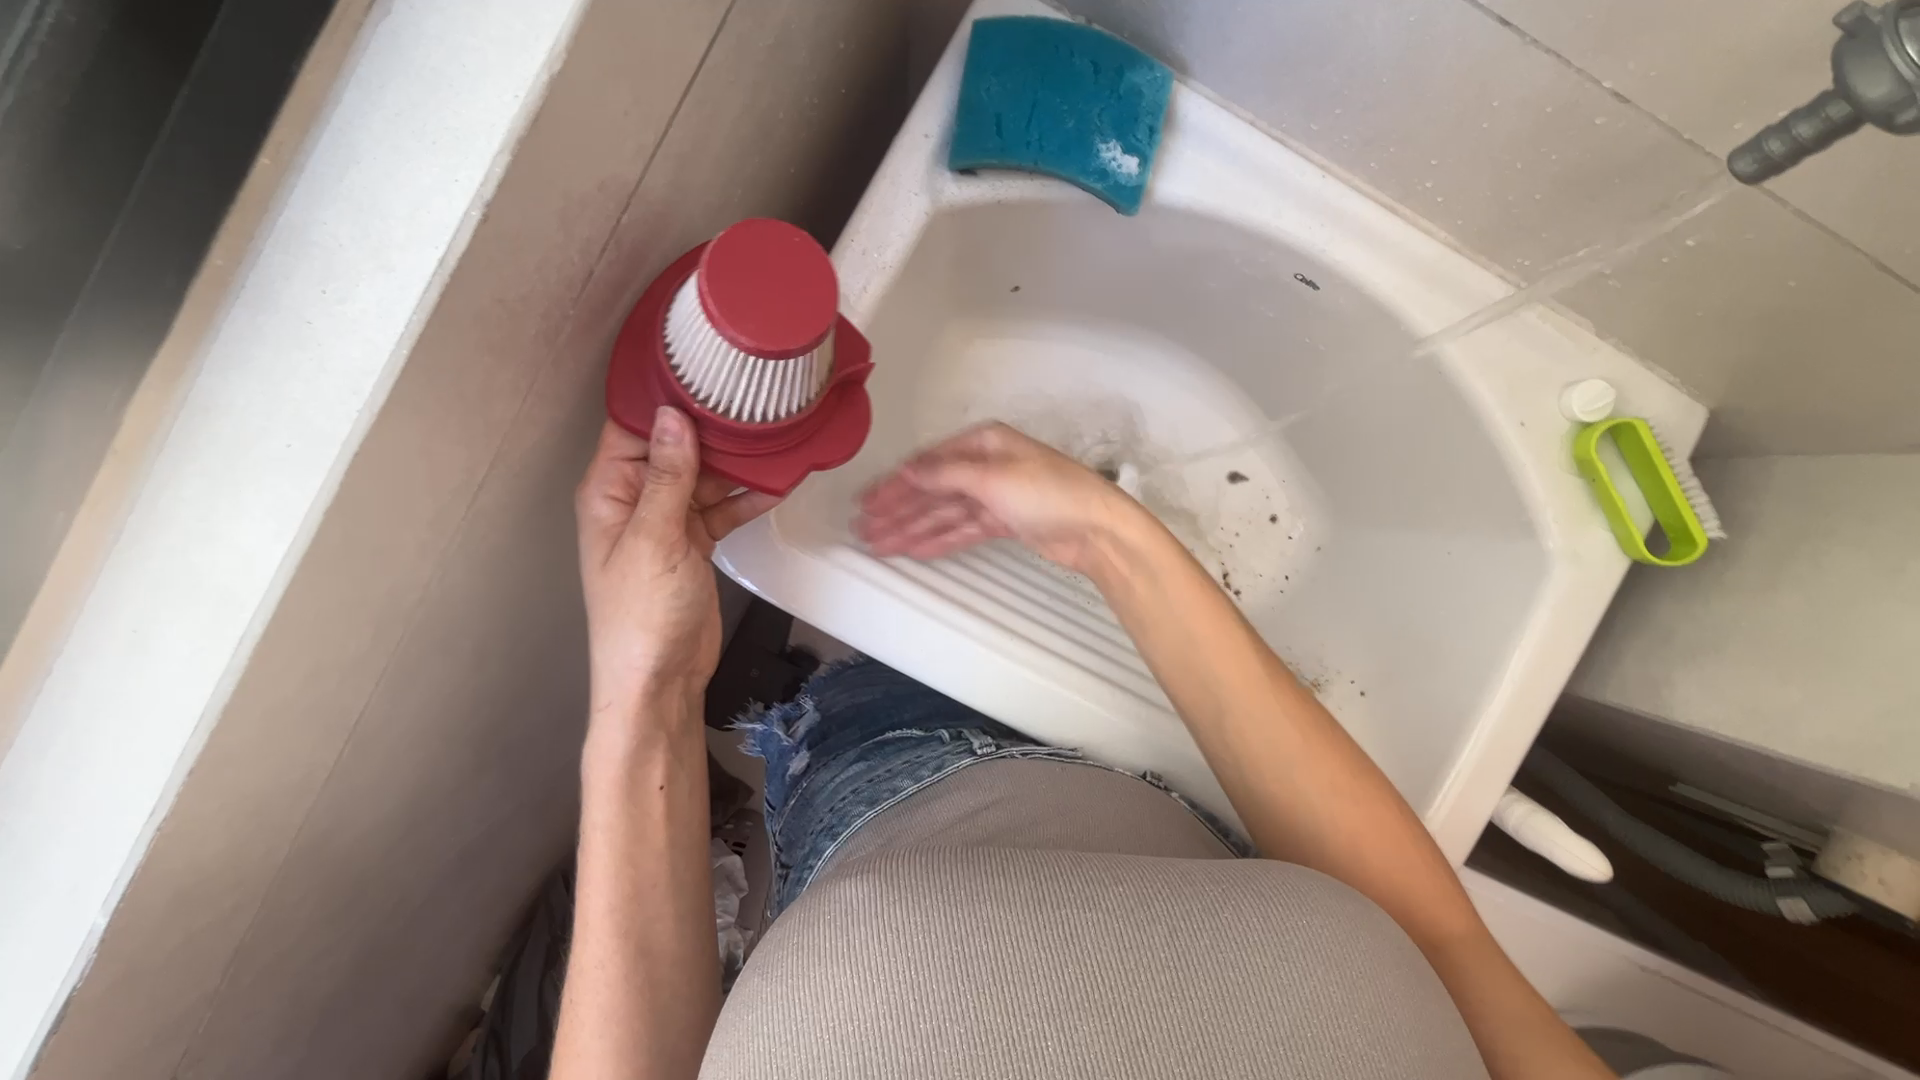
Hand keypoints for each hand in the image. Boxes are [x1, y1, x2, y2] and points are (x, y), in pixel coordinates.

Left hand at [575, 409, 779, 716]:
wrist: (659, 679)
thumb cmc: (640, 617)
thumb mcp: (655, 539)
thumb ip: (668, 477)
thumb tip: (674, 417)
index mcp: (610, 491)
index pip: (633, 426)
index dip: (664, 397)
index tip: (702, 369)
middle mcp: (636, 500)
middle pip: (675, 447)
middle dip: (711, 427)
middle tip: (752, 400)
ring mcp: (667, 522)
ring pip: (703, 476)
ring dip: (735, 463)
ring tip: (773, 438)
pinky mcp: (694, 543)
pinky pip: (721, 508)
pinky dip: (745, 499)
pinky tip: (774, 484)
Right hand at [854, 422, 1136, 574]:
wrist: (1097, 529)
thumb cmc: (1049, 492)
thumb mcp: (993, 477)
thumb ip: (945, 475)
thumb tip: (906, 471)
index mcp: (984, 443)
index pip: (929, 463)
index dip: (896, 483)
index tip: (867, 501)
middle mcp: (986, 465)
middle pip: (933, 490)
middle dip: (898, 510)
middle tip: (864, 529)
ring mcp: (995, 496)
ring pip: (944, 512)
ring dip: (912, 528)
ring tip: (879, 544)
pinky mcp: (1004, 523)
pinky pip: (962, 529)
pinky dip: (939, 539)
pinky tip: (914, 549)